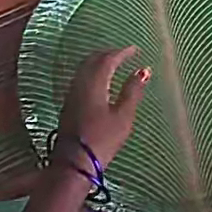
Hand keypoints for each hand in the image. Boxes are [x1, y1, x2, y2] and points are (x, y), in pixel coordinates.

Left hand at [57, 47, 149, 167]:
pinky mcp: (68, 104)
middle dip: (108, 54)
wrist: (74, 162)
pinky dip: (92, 72)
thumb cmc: (103, 139)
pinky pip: (81, 78)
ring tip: (114, 64)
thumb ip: (132, 91)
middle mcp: (79, 84)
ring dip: (99, 62)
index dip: (122, 52)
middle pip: (92, 60)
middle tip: (124, 54)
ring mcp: (71, 94)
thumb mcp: (123, 116)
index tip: (135, 49)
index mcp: (94, 83)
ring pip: (84, 68)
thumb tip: (143, 71)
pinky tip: (100, 81)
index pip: (107, 59)